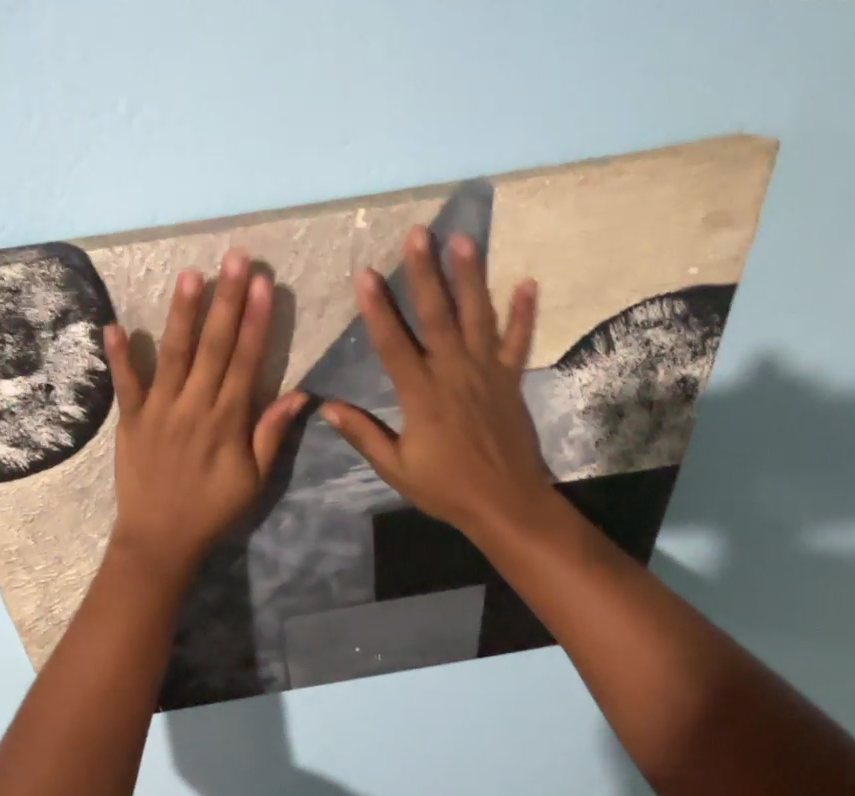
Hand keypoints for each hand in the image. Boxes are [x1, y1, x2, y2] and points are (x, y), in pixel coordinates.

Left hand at [104, 248, 305, 580]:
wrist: (160, 539)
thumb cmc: (213, 511)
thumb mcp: (254, 480)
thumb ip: (272, 435)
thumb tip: (302, 395)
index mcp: (227, 421)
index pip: (245, 361)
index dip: (256, 321)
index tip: (264, 284)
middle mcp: (194, 406)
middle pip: (214, 346)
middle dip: (227, 300)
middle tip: (236, 258)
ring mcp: (159, 411)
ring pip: (173, 354)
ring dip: (182, 313)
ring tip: (191, 274)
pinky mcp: (130, 420)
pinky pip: (125, 384)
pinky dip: (118, 356)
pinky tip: (113, 324)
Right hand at [323, 226, 556, 540]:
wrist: (506, 503)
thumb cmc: (446, 488)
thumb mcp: (397, 468)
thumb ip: (364, 435)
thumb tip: (326, 408)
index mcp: (421, 395)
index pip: (393, 343)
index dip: (376, 308)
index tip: (364, 273)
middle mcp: (454, 373)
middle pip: (437, 315)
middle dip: (424, 273)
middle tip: (417, 233)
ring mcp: (487, 373)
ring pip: (477, 317)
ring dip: (470, 277)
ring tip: (462, 239)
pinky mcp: (510, 380)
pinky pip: (518, 342)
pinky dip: (524, 313)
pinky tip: (527, 282)